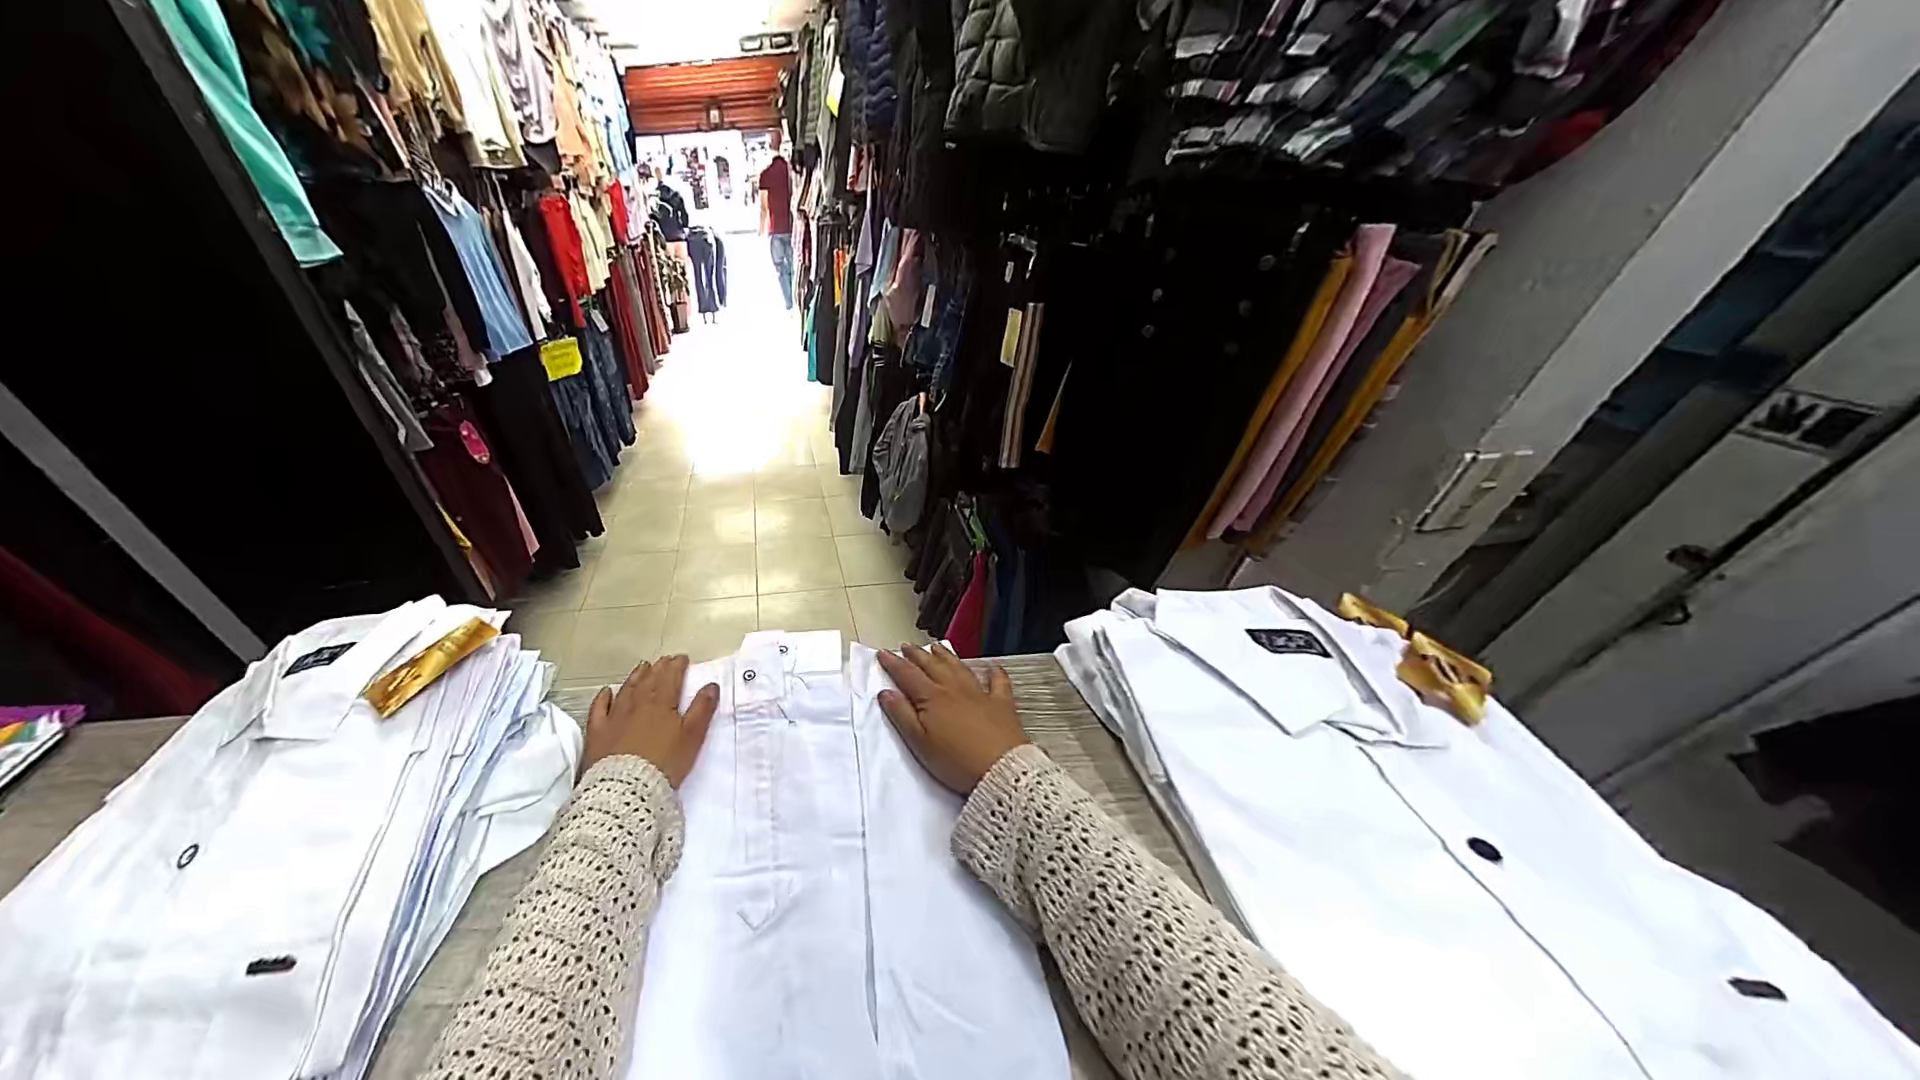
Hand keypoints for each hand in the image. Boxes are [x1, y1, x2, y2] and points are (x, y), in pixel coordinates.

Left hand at [583, 655, 719, 785]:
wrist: (626, 788)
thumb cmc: (665, 762)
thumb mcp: (692, 737)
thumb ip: (702, 709)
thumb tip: (711, 685)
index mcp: (662, 704)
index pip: (671, 678)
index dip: (678, 666)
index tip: (683, 659)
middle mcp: (637, 704)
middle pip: (649, 680)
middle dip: (659, 668)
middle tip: (665, 660)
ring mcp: (614, 717)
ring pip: (626, 690)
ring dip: (636, 677)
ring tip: (643, 667)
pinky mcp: (597, 732)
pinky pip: (599, 709)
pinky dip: (603, 697)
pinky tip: (607, 691)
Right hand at [876, 643, 1029, 793]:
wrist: (1001, 770)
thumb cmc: (957, 762)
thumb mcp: (920, 743)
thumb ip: (902, 715)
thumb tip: (886, 693)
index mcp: (933, 699)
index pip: (908, 675)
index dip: (894, 663)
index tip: (884, 653)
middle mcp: (955, 690)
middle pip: (933, 666)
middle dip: (917, 655)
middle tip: (907, 646)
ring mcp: (981, 694)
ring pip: (959, 668)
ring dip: (946, 656)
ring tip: (937, 648)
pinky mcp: (1002, 704)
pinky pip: (998, 681)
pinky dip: (994, 672)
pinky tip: (992, 667)